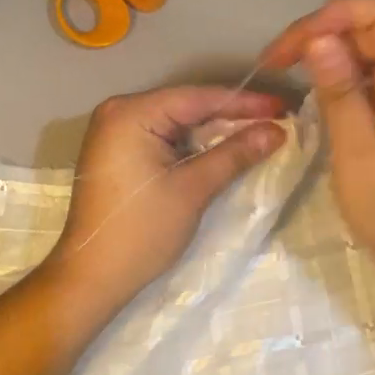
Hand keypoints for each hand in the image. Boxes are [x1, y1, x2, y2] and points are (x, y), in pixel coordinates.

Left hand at [47, 85, 287, 306]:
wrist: (93, 276)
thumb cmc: (141, 231)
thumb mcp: (193, 189)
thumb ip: (234, 154)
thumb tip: (276, 131)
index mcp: (131, 113)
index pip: (197, 98)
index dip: (243, 103)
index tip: (282, 108)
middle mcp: (118, 113)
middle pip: (186, 106)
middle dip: (230, 115)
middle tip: (275, 120)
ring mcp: (114, 133)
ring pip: (176, 123)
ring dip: (213, 132)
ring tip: (257, 134)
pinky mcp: (117, 154)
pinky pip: (162, 139)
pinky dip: (192, 145)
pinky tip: (222, 150)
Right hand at [260, 0, 374, 270]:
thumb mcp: (357, 155)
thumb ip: (341, 94)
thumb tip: (318, 39)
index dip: (338, 12)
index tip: (296, 44)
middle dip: (325, 28)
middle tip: (278, 59)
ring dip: (330, 44)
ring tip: (288, 69)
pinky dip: (344, 65)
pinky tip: (317, 86)